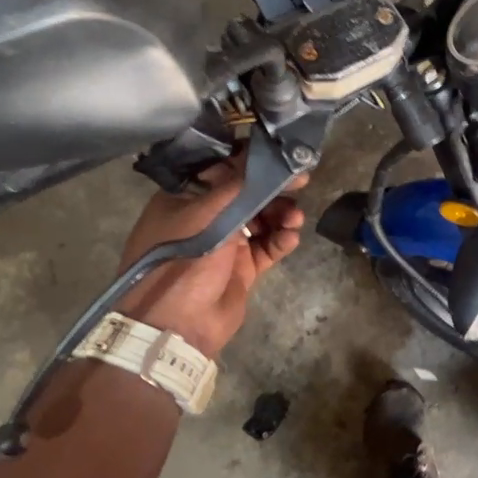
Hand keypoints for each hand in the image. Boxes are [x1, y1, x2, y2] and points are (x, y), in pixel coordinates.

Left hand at [115, 156, 307, 356]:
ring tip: (294, 218)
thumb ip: (240, 182)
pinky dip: (281, 239)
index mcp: (185, 198)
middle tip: (301, 181)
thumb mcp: (208, 212)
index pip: (222, 168)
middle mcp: (205, 217)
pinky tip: (290, 237)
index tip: (281, 153)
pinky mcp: (243, 267)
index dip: (251, 159)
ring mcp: (224, 243)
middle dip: (274, 188)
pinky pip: (268, 245)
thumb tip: (269, 152)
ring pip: (262, 218)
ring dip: (281, 214)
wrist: (176, 325)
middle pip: (247, 192)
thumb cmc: (183, 258)